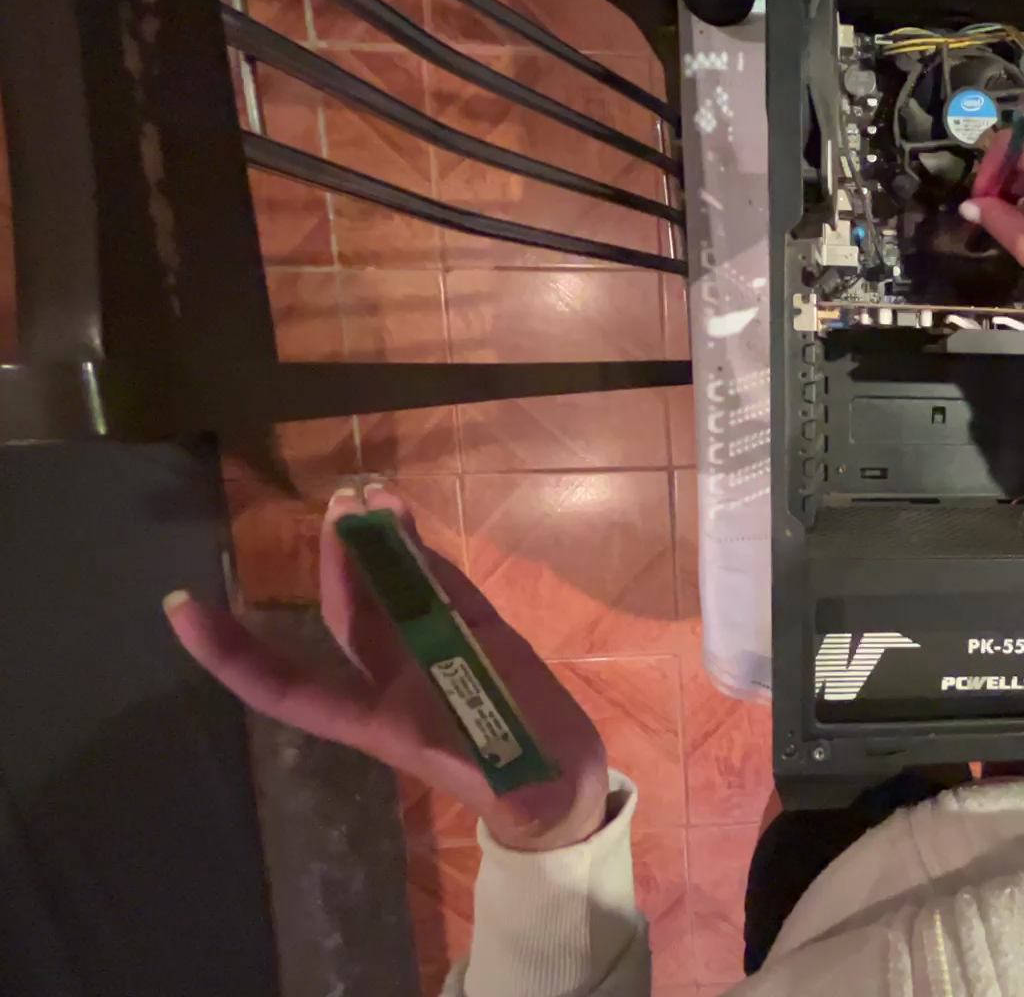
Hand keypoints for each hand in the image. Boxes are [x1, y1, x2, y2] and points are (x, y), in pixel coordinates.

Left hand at [164, 485, 608, 851]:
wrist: (561, 782)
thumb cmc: (535, 792)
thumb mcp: (527, 798)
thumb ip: (525, 797)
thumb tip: (529, 803)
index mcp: (383, 723)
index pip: (290, 686)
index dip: (234, 653)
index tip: (185, 606)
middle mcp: (401, 681)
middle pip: (351, 616)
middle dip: (337, 563)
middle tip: (339, 506)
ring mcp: (445, 653)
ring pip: (400, 594)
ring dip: (384, 548)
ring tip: (376, 497)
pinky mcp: (486, 638)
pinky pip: (450, 593)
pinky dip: (430, 562)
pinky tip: (415, 531)